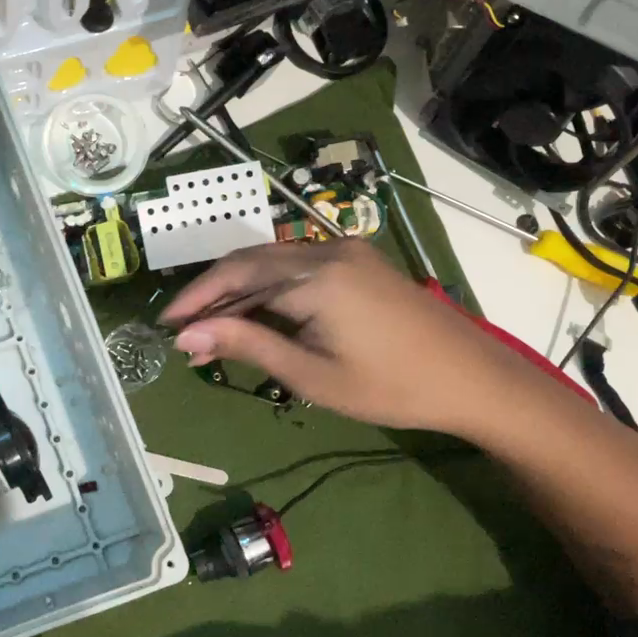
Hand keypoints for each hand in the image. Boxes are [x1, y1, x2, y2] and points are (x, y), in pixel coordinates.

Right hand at [159, 240, 552, 438]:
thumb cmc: (389, 387)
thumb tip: (186, 336)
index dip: (195, 299)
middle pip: (249, 261)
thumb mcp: (309, 374)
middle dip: (211, 293)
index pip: (235, 276)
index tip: (165, 324)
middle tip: (183, 330)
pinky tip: (256, 315)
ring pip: (272, 261)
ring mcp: (346, 251)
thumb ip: (247, 345)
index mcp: (314, 276)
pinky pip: (297, 265)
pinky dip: (268, 287)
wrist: (472, 379)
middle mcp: (326, 250)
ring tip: (213, 329)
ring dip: (238, 290)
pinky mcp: (359, 261)